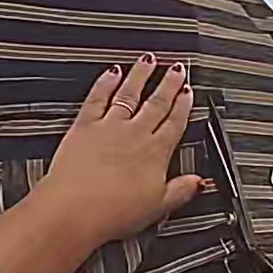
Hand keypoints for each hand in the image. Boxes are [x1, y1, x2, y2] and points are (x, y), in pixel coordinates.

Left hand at [29, 54, 203, 251]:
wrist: (74, 210)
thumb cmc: (113, 211)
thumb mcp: (158, 207)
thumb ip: (181, 190)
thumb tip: (198, 183)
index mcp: (156, 152)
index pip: (175, 122)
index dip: (184, 105)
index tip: (189, 92)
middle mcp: (135, 134)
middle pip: (157, 103)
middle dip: (169, 84)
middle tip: (177, 69)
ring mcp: (109, 127)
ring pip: (129, 94)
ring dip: (141, 75)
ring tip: (149, 60)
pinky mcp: (84, 127)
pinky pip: (98, 98)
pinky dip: (105, 83)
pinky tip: (111, 73)